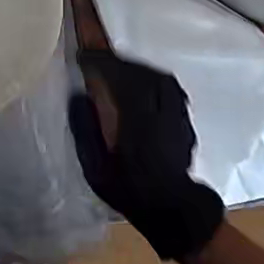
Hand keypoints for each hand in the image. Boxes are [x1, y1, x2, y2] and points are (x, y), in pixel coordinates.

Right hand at [67, 50, 222, 261]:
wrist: (171, 209)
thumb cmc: (128, 189)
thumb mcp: (95, 167)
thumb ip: (86, 130)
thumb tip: (78, 98)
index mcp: (134, 119)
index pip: (118, 77)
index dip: (100, 62)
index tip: (83, 54)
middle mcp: (158, 110)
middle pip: (138, 73)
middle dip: (117, 62)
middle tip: (98, 59)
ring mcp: (176, 113)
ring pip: (157, 78)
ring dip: (136, 69)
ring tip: (120, 69)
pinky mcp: (185, 119)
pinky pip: (170, 88)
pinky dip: (153, 80)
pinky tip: (145, 86)